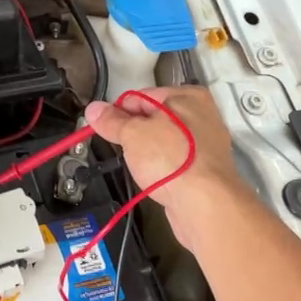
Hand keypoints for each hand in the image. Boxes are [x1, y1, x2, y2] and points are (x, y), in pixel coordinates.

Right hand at [85, 87, 242, 216]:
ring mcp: (208, 144)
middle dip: (135, 133)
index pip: (142, 96)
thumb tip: (93, 109)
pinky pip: (177, 162)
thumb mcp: (132, 134)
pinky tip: (156, 179)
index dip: (121, 112)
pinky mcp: (207, 171)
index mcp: (188, 96)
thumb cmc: (169, 158)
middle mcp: (202, 115)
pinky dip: (164, 168)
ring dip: (149, 152)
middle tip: (121, 147)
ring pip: (165, 142)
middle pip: (155, 118)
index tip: (107, 128)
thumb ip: (111, 121)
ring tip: (139, 166)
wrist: (205, 204)